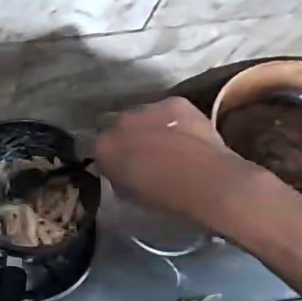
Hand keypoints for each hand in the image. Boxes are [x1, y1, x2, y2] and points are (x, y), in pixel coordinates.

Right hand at [91, 97, 267, 228]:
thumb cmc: (164, 198)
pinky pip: (165, 111)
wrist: (207, 182)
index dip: (106, 157)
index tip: (116, 166)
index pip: (95, 147)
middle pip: (116, 126)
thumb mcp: (128, 194)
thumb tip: (117, 169)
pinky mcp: (175, 102)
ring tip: (165, 143)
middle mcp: (119, 121)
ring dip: (146, 126)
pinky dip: (170, 120)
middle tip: (141, 153)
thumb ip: (116, 176)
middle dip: (125, 137)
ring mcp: (148, 108)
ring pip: (140, 115)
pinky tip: (184, 135)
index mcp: (104, 147)